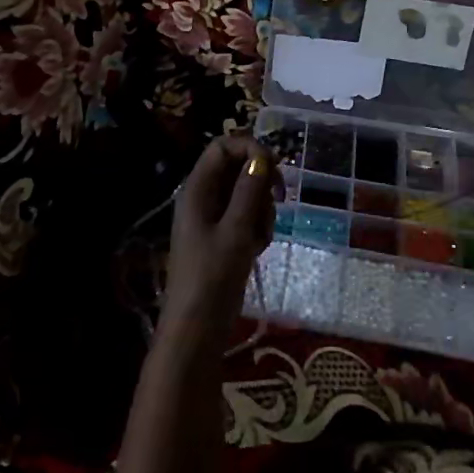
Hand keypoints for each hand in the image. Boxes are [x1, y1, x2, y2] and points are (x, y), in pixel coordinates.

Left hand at [162, 135, 277, 336]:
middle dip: (261, 184)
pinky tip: (257, 249)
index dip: (250, 149)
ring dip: (261, 210)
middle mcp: (203, 198)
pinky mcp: (225, 238)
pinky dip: (257, 228)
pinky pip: (247, 218)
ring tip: (259, 238)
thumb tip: (262, 157)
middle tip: (276, 204)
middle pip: (237, 169)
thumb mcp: (236, 231)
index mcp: (197, 189)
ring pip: (247, 195)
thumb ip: (249, 191)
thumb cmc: (213, 276)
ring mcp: (214, 219)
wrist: (198, 325)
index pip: (222, 147)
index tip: (276, 169)